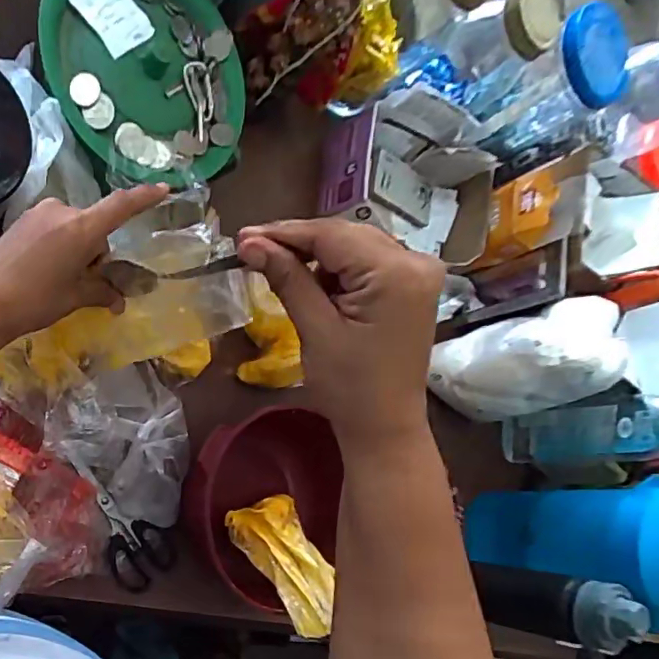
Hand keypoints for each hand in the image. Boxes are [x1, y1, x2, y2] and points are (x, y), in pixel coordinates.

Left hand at [0, 184, 170, 339]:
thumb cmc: (35, 301)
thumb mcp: (73, 298)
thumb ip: (100, 293)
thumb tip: (119, 301)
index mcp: (81, 228)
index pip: (121, 206)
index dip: (144, 197)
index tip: (164, 189)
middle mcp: (62, 211)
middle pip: (94, 225)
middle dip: (95, 250)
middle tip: (82, 281)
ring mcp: (39, 213)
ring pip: (72, 227)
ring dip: (75, 248)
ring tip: (58, 278)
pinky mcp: (22, 220)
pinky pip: (52, 228)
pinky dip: (57, 245)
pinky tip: (40, 270)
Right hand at [236, 218, 444, 443]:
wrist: (383, 425)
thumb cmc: (348, 387)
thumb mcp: (316, 330)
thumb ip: (288, 280)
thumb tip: (251, 245)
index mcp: (396, 272)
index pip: (332, 235)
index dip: (284, 233)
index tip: (243, 237)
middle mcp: (415, 261)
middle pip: (345, 236)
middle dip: (297, 242)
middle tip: (250, 248)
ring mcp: (416, 273)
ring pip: (353, 248)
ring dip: (313, 256)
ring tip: (272, 265)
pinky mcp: (409, 287)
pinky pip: (364, 265)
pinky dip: (333, 270)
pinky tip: (307, 281)